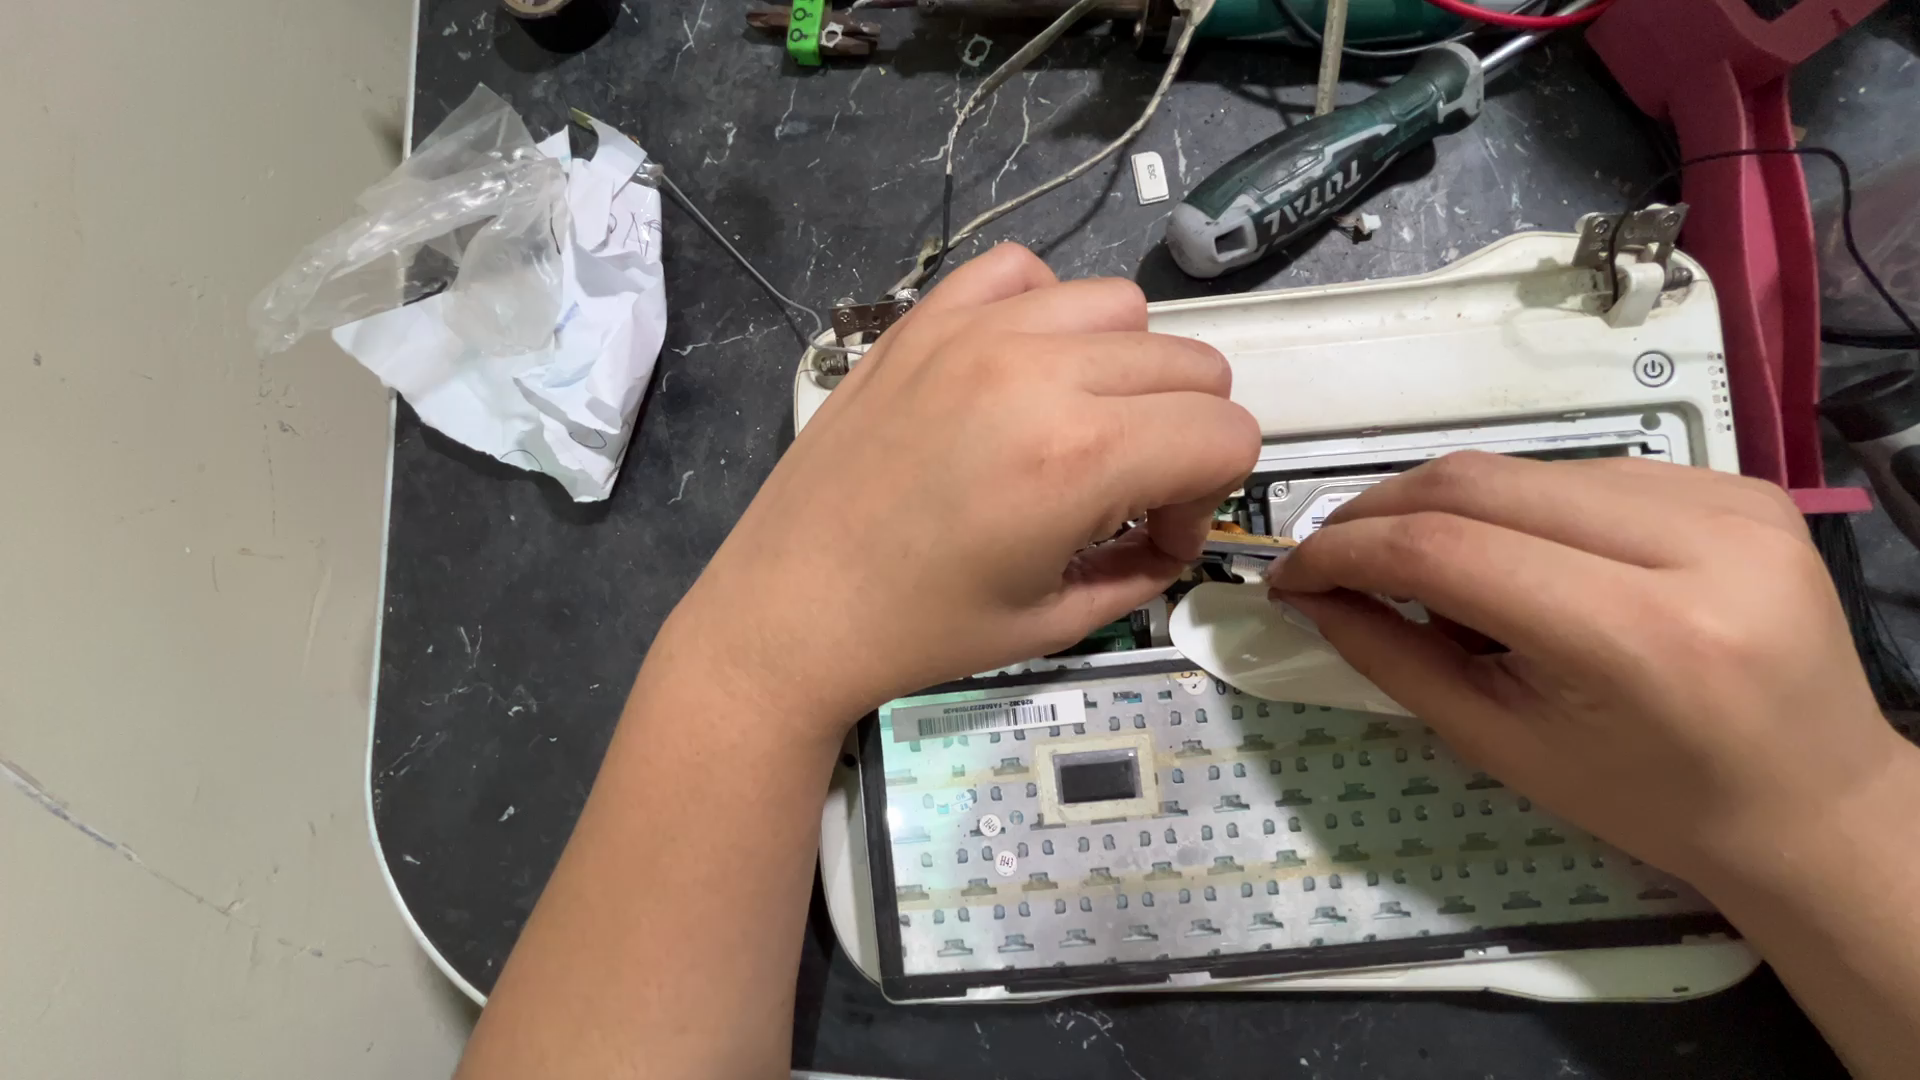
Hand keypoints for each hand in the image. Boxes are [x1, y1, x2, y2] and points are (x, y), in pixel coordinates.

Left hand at [668, 245, 1258, 738]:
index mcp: (1079, 455)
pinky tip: (1017, 371)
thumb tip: (1172, 530)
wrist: (791, 606)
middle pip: (1192, 363)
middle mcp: (1039, 370)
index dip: (1209, 495)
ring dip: (1125, 372)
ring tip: (1068, 428)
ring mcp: (974, 331)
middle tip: (1119, 492)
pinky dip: (1045, 313)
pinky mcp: (922, 320)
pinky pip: (1023, 274)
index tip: (1153, 535)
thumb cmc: (920, 631)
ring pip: (1121, 307)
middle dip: (1181, 435)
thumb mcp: (1056, 623)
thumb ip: (1146, 569)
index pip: (1230, 434)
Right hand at [1269, 451, 1911, 895]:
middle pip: (1472, 483)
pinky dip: (1498, 506)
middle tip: (1325, 556)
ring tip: (1405, 564)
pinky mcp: (1731, 485)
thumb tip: (1306, 593)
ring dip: (1428, 508)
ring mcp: (1724, 500)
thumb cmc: (1640, 795)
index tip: (1288, 574)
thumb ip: (1386, 654)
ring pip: (1510, 467)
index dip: (1342, 552)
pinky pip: (1564, 472)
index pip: (1443, 550)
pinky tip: (1495, 554)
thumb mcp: (1491, 739)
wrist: (1813, 802)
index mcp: (1638, 635)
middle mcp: (1695, 543)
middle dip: (1370, 513)